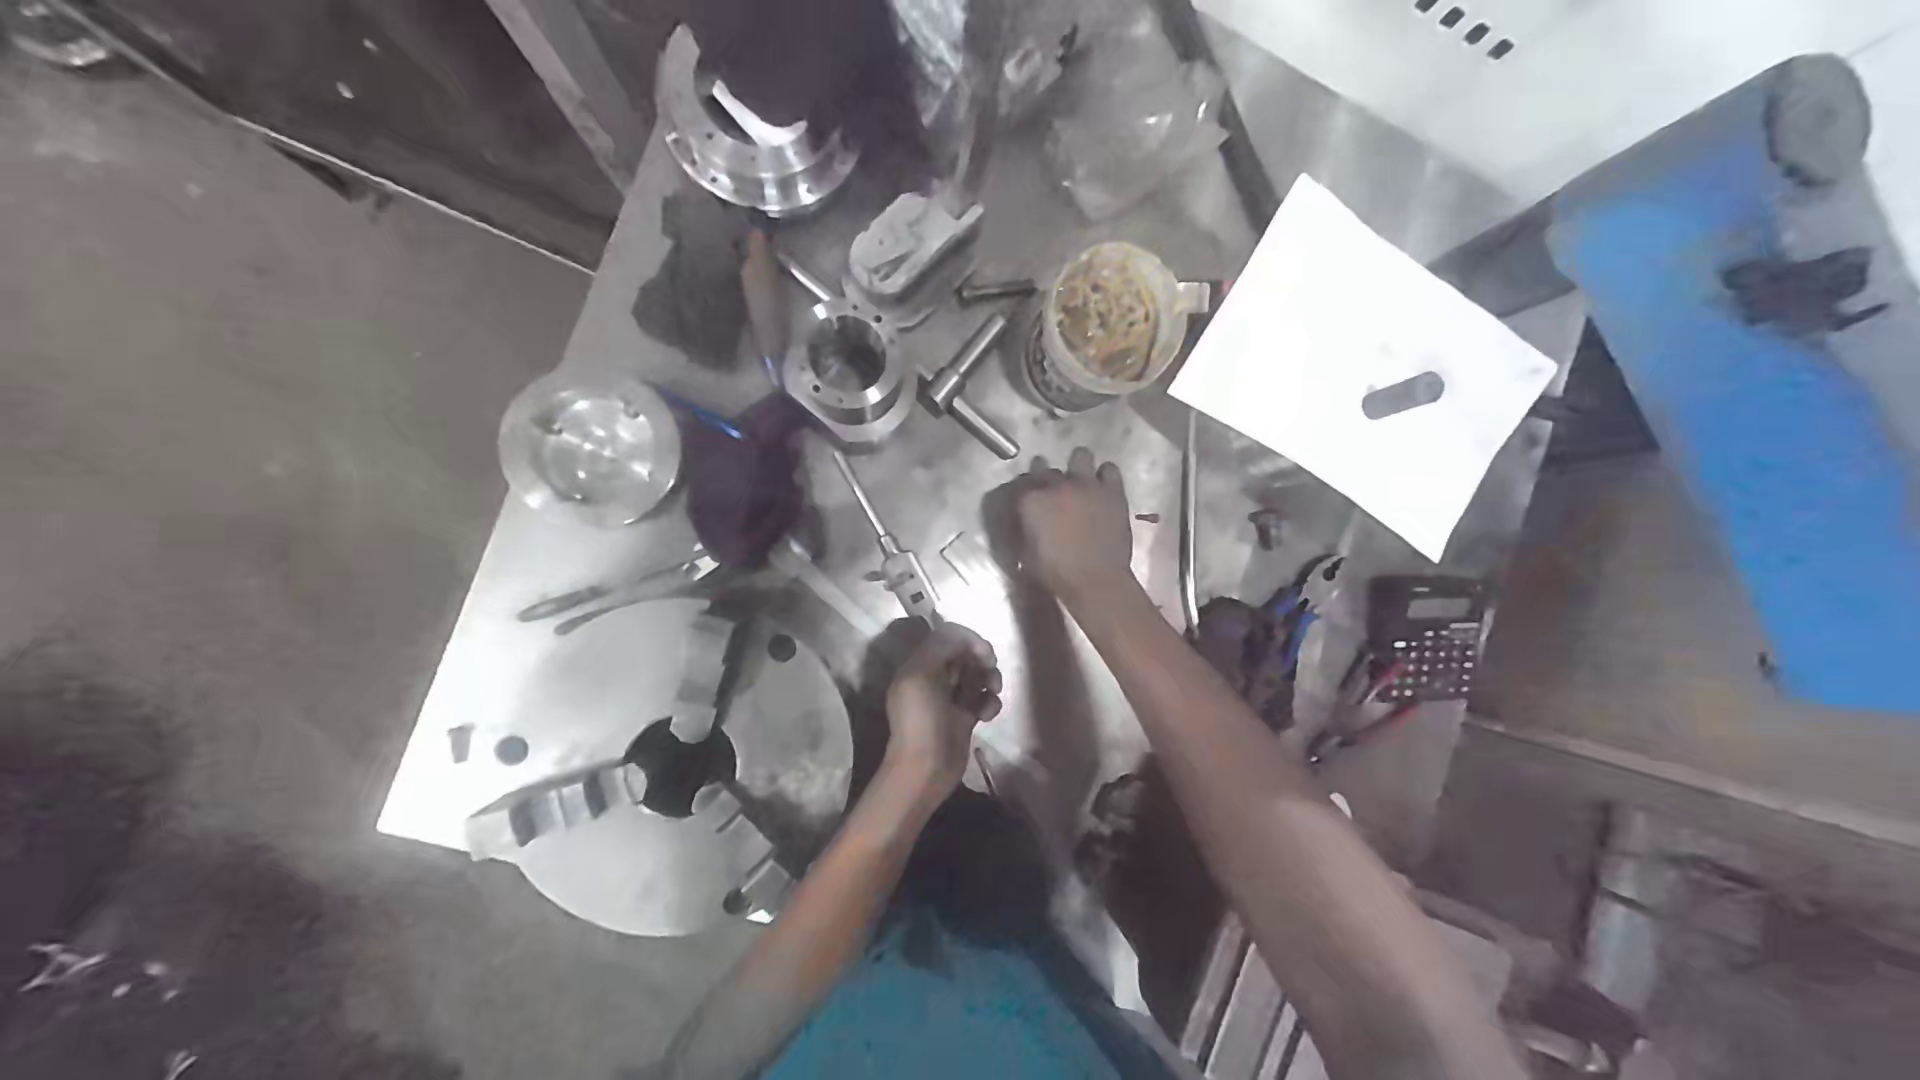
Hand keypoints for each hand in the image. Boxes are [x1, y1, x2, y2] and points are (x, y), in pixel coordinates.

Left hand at [883, 622, 1002, 797]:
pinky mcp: (965, 717)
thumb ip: (940, 647)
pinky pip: (984, 699)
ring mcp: (951, 697)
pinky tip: (987, 715)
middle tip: (990, 671)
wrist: (925, 769)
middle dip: (982, 659)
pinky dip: (990, 702)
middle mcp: (934, 677)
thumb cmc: (920, 720)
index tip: (983, 653)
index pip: (948, 636)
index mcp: (919, 664)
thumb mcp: (920, 675)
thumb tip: (967, 640)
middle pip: (966, 653)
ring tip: (993, 692)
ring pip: (978, 675)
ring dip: (990, 678)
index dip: (969, 639)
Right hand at [1013, 447, 1135, 604]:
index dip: (1025, 492)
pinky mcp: (1112, 491)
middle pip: (1047, 469)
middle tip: (1054, 495)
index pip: (1022, 483)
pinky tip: (1103, 486)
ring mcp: (1087, 484)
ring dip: (1078, 465)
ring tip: (1080, 480)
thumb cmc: (1056, 573)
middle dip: (1048, 480)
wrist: (1095, 581)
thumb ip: (1024, 528)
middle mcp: (1057, 485)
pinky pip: (1110, 469)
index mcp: (1031, 501)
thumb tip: (1026, 520)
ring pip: (1080, 455)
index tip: (1029, 500)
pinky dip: (1105, 475)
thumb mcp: (1026, 552)